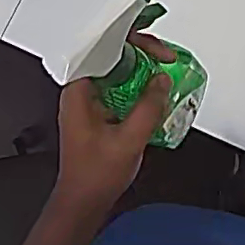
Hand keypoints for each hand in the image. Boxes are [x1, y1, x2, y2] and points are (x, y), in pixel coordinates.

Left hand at [55, 33, 172, 211]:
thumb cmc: (94, 176)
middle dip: (141, 52)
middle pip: (111, 55)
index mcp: (78, 92)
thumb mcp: (129, 138)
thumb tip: (161, 80)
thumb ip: (149, 106)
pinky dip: (139, 84)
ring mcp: (89, 101)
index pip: (103, 49)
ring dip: (142, 67)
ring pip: (117, 70)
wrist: (84, 202)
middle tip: (165, 58)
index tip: (155, 49)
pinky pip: (120, 86)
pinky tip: (156, 90)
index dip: (131, 42)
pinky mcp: (99, 111)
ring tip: (164, 68)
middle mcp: (80, 92)